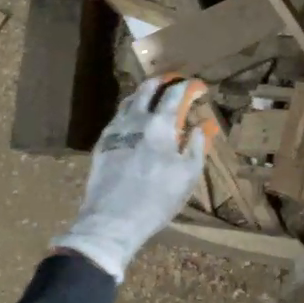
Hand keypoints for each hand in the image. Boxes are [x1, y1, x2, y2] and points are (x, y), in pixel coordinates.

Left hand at [51, 77, 206, 281]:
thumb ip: (196, 146)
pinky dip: (129, 111)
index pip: (175, 94)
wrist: (111, 221)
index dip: (188, 86)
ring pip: (129, 100)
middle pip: (147, 89)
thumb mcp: (187, 175)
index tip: (198, 86)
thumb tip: (201, 127)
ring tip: (153, 96)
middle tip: (173, 81)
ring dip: (144, 94)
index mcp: (159, 125)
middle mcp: (135, 120)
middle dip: (162, 81)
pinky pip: (117, 117)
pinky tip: (134, 120)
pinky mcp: (101, 144)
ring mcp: (115, 131)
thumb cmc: (156, 199)